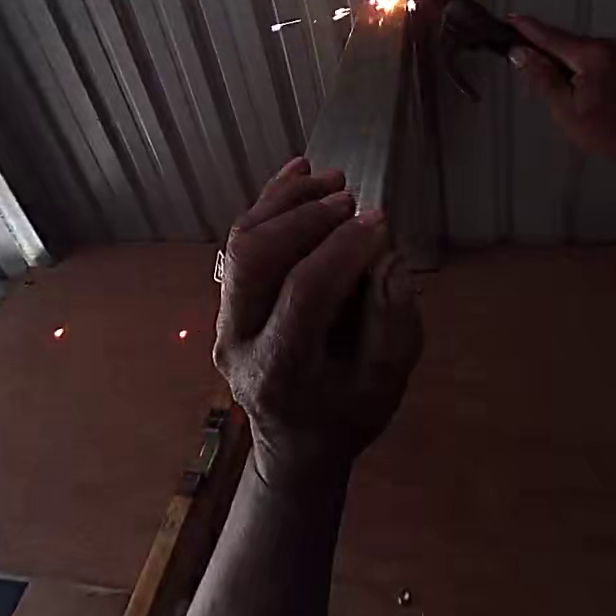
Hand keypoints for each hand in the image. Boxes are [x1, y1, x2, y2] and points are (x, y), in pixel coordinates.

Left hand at [214, 157, 422, 493]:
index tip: (378, 221)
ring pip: (241, 242)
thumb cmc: (346, 416)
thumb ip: (391, 321)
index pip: (304, 294)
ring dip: (285, 201)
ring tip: (330, 178)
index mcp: (280, 372)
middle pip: (255, 259)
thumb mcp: (385, 384)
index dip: (343, 250)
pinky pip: (241, 241)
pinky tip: (299, 173)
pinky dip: (270, 203)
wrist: (295, 442)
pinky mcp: (225, 299)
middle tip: (349, 198)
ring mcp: (224, 318)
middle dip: (304, 217)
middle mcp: (238, 340)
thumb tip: (386, 257)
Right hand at [507, 15, 615, 164]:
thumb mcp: (567, 111)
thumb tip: (520, 52)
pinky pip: (603, 57)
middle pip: (569, 45)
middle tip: (536, 77)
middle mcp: (613, 44)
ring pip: (586, 52)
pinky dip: (589, 68)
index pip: (551, 37)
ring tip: (570, 95)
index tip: (509, 17)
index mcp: (593, 54)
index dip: (527, 28)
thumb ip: (543, 78)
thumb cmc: (612, 133)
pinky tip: (591, 92)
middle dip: (551, 56)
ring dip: (572, 65)